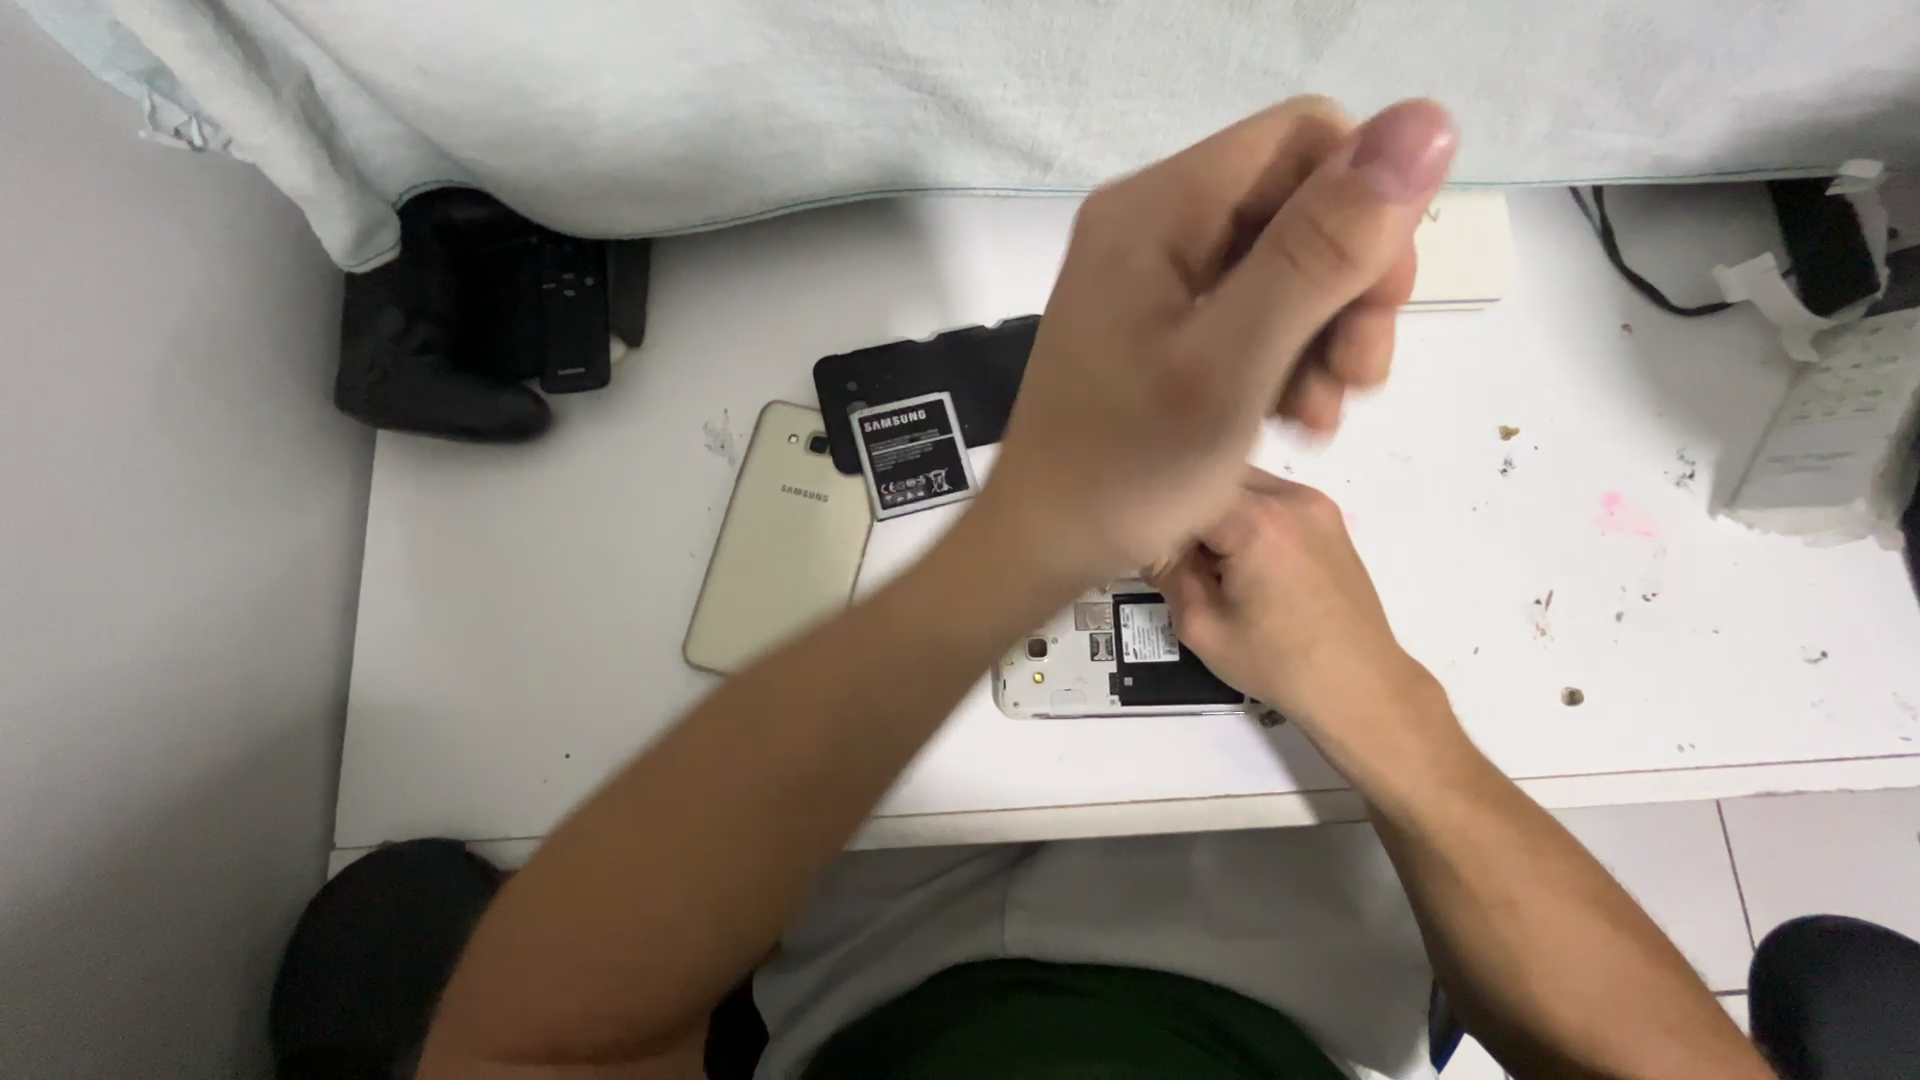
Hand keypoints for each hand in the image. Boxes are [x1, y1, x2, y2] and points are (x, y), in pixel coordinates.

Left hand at [972, 98, 1455, 582]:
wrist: (1047, 539)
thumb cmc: (1128, 468)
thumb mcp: (1234, 363)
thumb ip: (1321, 252)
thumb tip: (1426, 123)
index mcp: (1157, 210)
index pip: (1305, 140)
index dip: (1368, 208)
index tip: (1381, 304)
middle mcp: (1149, 224)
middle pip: (1297, 205)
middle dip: (1348, 289)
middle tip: (1359, 378)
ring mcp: (1148, 276)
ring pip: (1282, 263)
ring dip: (1324, 334)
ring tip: (1320, 416)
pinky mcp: (1155, 323)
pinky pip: (1247, 308)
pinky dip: (1284, 356)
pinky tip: (1295, 417)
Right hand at [1149, 470, 1435, 734]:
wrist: (1360, 684)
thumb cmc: (1278, 662)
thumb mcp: (1201, 626)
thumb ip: (1166, 573)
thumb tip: (1146, 542)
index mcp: (1255, 523)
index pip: (1184, 494)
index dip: (1158, 518)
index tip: (1147, 546)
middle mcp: (1288, 498)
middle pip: (1213, 478)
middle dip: (1186, 508)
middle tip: (1175, 555)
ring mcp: (1314, 503)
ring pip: (1241, 484)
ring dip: (1216, 509)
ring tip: (1210, 558)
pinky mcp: (1328, 517)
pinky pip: (1270, 498)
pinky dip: (1245, 515)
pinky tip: (1242, 557)